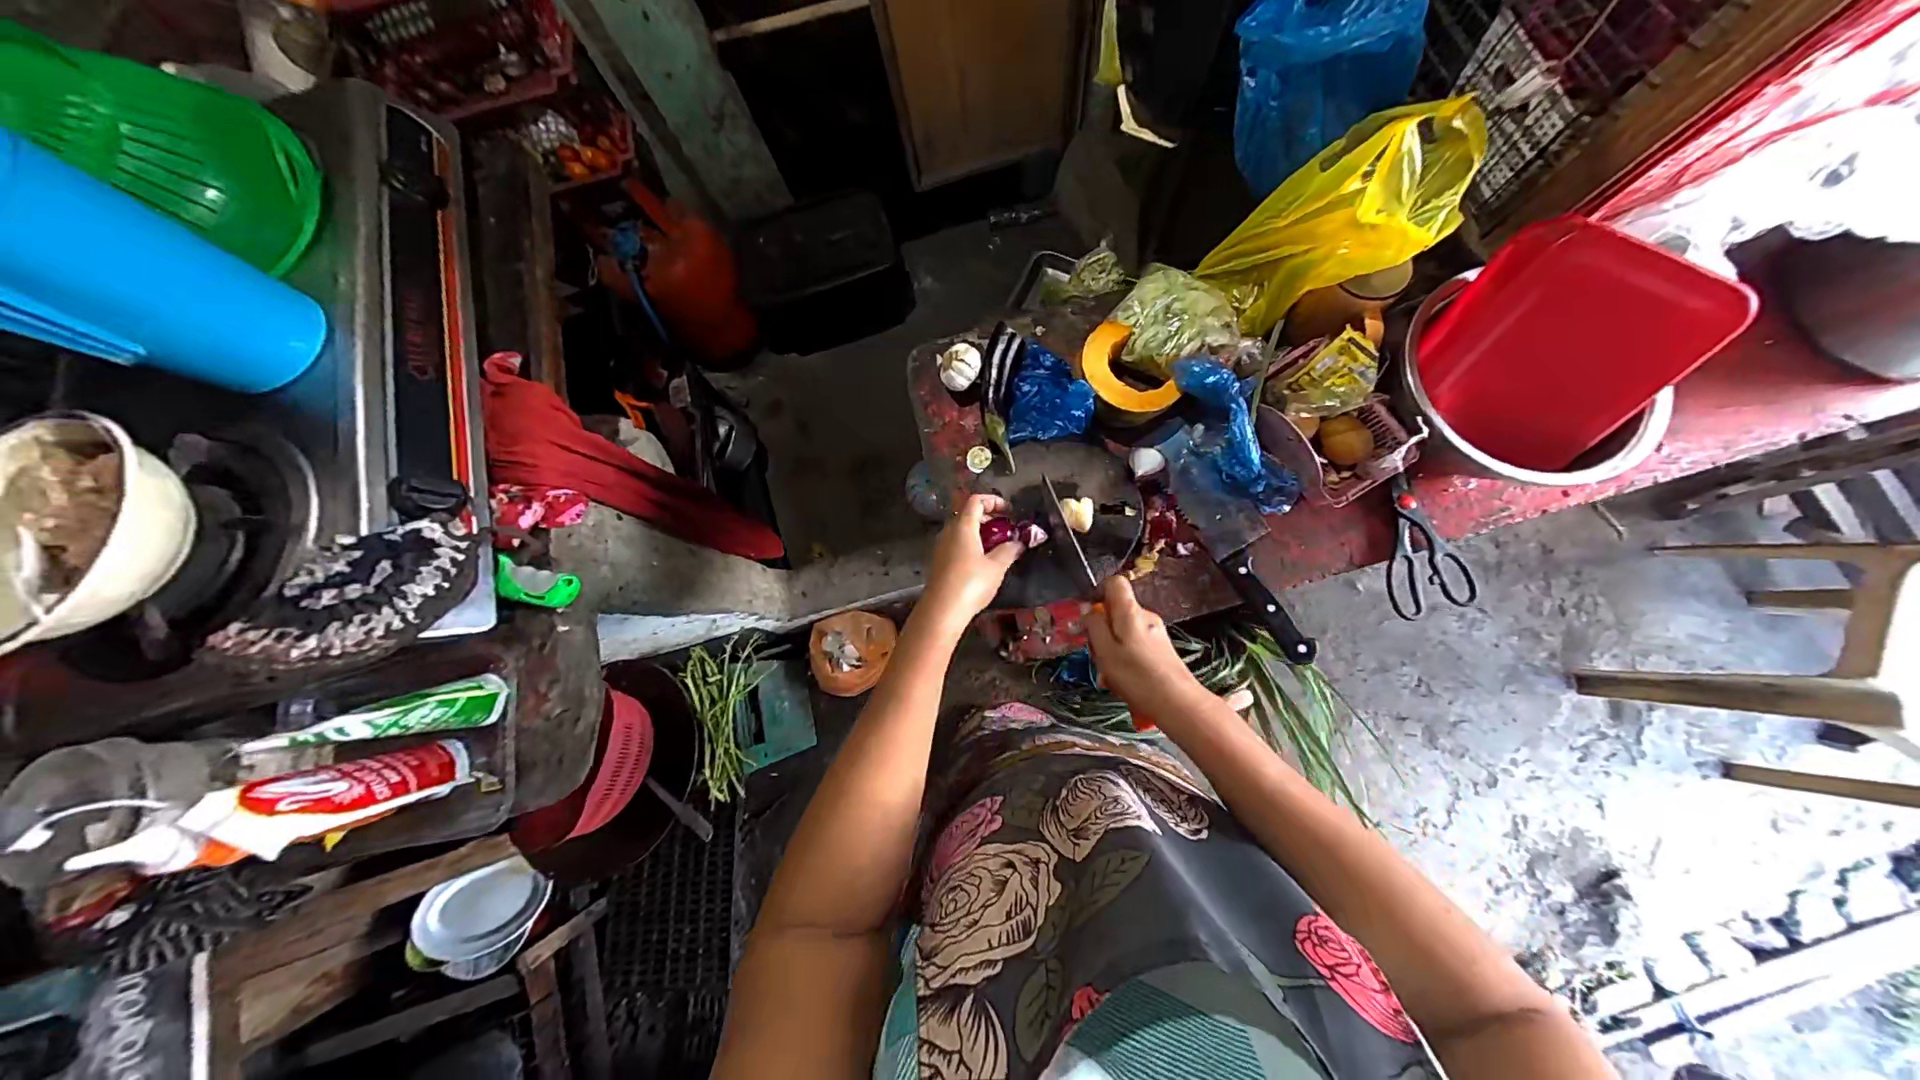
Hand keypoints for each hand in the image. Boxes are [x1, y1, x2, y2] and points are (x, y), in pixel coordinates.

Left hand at [918, 493, 1023, 633]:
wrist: (941, 611)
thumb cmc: (970, 584)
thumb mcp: (996, 566)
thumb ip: (1009, 550)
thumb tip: (1018, 542)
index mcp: (962, 526)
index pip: (975, 500)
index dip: (994, 501)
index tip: (1010, 511)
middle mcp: (948, 531)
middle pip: (967, 513)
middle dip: (988, 516)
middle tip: (1006, 528)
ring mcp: (941, 546)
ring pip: (961, 529)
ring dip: (980, 531)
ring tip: (998, 545)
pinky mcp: (939, 561)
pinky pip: (956, 543)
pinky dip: (971, 543)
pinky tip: (983, 560)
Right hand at [1085, 576, 1205, 712]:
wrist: (1178, 703)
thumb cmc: (1137, 676)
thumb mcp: (1105, 651)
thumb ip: (1094, 626)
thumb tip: (1088, 611)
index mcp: (1130, 611)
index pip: (1114, 582)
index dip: (1097, 594)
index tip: (1088, 615)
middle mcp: (1146, 616)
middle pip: (1117, 610)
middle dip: (1102, 628)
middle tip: (1097, 653)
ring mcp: (1156, 633)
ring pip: (1124, 630)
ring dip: (1112, 647)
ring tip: (1109, 673)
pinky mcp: (1161, 649)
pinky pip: (1135, 644)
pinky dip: (1125, 657)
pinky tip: (1123, 680)